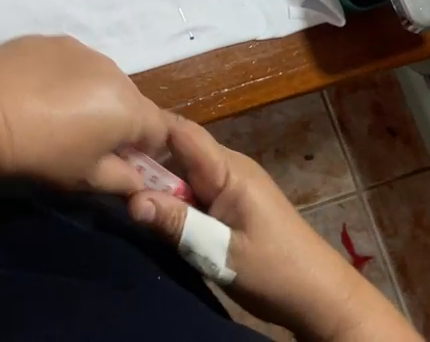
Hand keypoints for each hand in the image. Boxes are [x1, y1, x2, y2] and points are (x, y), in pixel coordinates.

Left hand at [0, 36, 168, 193]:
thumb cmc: (40, 150)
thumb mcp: (85, 177)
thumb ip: (121, 179)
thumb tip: (136, 179)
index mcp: (128, 107)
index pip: (160, 130)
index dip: (146, 149)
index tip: (121, 161)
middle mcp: (112, 70)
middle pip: (130, 100)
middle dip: (117, 120)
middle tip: (83, 140)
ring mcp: (80, 49)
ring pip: (100, 77)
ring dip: (91, 95)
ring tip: (54, 114)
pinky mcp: (50, 38)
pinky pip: (71, 61)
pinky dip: (63, 77)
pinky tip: (35, 93)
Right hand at [125, 114, 417, 341]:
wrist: (324, 300)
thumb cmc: (276, 272)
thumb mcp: (220, 251)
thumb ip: (177, 223)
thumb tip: (130, 199)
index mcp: (228, 168)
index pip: (179, 130)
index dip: (143, 128)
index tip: (107, 137)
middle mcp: (228, 165)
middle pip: (177, 147)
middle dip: (144, 155)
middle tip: (105, 167)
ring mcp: (231, 182)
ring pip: (183, 166)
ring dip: (157, 177)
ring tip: (121, 185)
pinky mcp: (232, 200)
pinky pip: (193, 184)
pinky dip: (172, 192)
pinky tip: (154, 206)